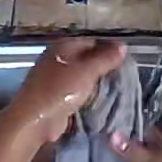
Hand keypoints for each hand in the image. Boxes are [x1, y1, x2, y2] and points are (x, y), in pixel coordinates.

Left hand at [0, 38, 126, 145]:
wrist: (35, 120)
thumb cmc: (59, 91)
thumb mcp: (86, 72)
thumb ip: (105, 59)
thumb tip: (123, 46)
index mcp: (62, 48)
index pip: (90, 42)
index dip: (108, 49)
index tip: (126, 59)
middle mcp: (56, 59)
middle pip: (85, 59)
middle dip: (103, 66)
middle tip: (125, 75)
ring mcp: (54, 79)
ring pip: (81, 76)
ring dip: (96, 82)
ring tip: (119, 88)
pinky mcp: (55, 97)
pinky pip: (76, 91)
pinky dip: (88, 94)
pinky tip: (103, 100)